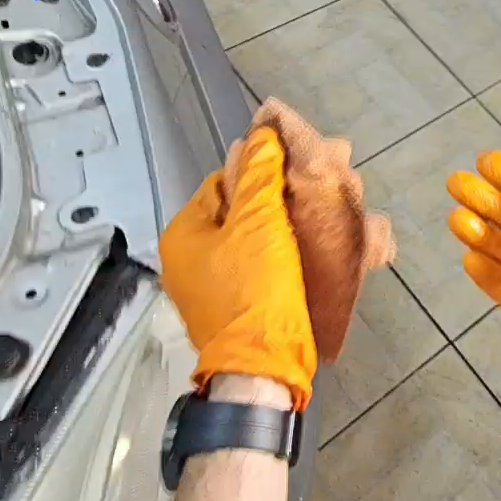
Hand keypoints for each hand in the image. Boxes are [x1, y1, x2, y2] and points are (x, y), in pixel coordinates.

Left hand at [159, 127, 315, 408]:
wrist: (265, 367)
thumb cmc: (256, 291)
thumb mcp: (260, 222)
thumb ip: (260, 173)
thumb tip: (261, 132)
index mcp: (184, 234)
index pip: (222, 181)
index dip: (259, 171)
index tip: (293, 170)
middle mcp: (190, 259)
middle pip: (238, 210)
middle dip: (275, 197)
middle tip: (310, 191)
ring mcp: (212, 286)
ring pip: (253, 237)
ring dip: (283, 224)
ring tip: (317, 214)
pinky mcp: (237, 305)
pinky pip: (261, 263)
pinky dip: (283, 252)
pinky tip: (310, 246)